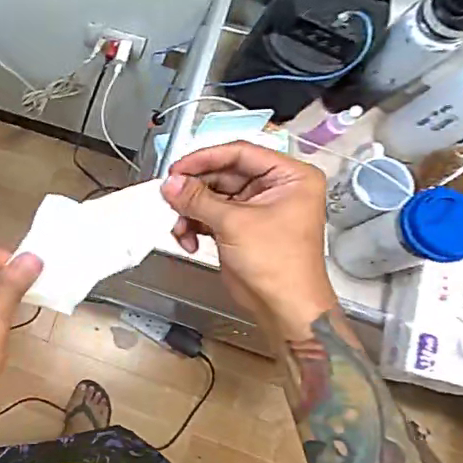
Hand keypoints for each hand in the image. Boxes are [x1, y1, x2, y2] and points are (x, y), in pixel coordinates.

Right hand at [161, 141, 337, 337]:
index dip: (206, 158)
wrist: (286, 309)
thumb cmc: (284, 269)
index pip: (241, 153)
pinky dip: (198, 225)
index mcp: (290, 177)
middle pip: (225, 174)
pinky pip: (214, 217)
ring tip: (179, 221)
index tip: (180, 167)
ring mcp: (260, 210)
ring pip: (215, 197)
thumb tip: (174, 184)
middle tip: (172, 194)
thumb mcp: (235, 224)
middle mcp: (277, 189)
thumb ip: (199, 199)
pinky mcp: (245, 230)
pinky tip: (188, 236)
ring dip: (193, 210)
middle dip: (195, 189)